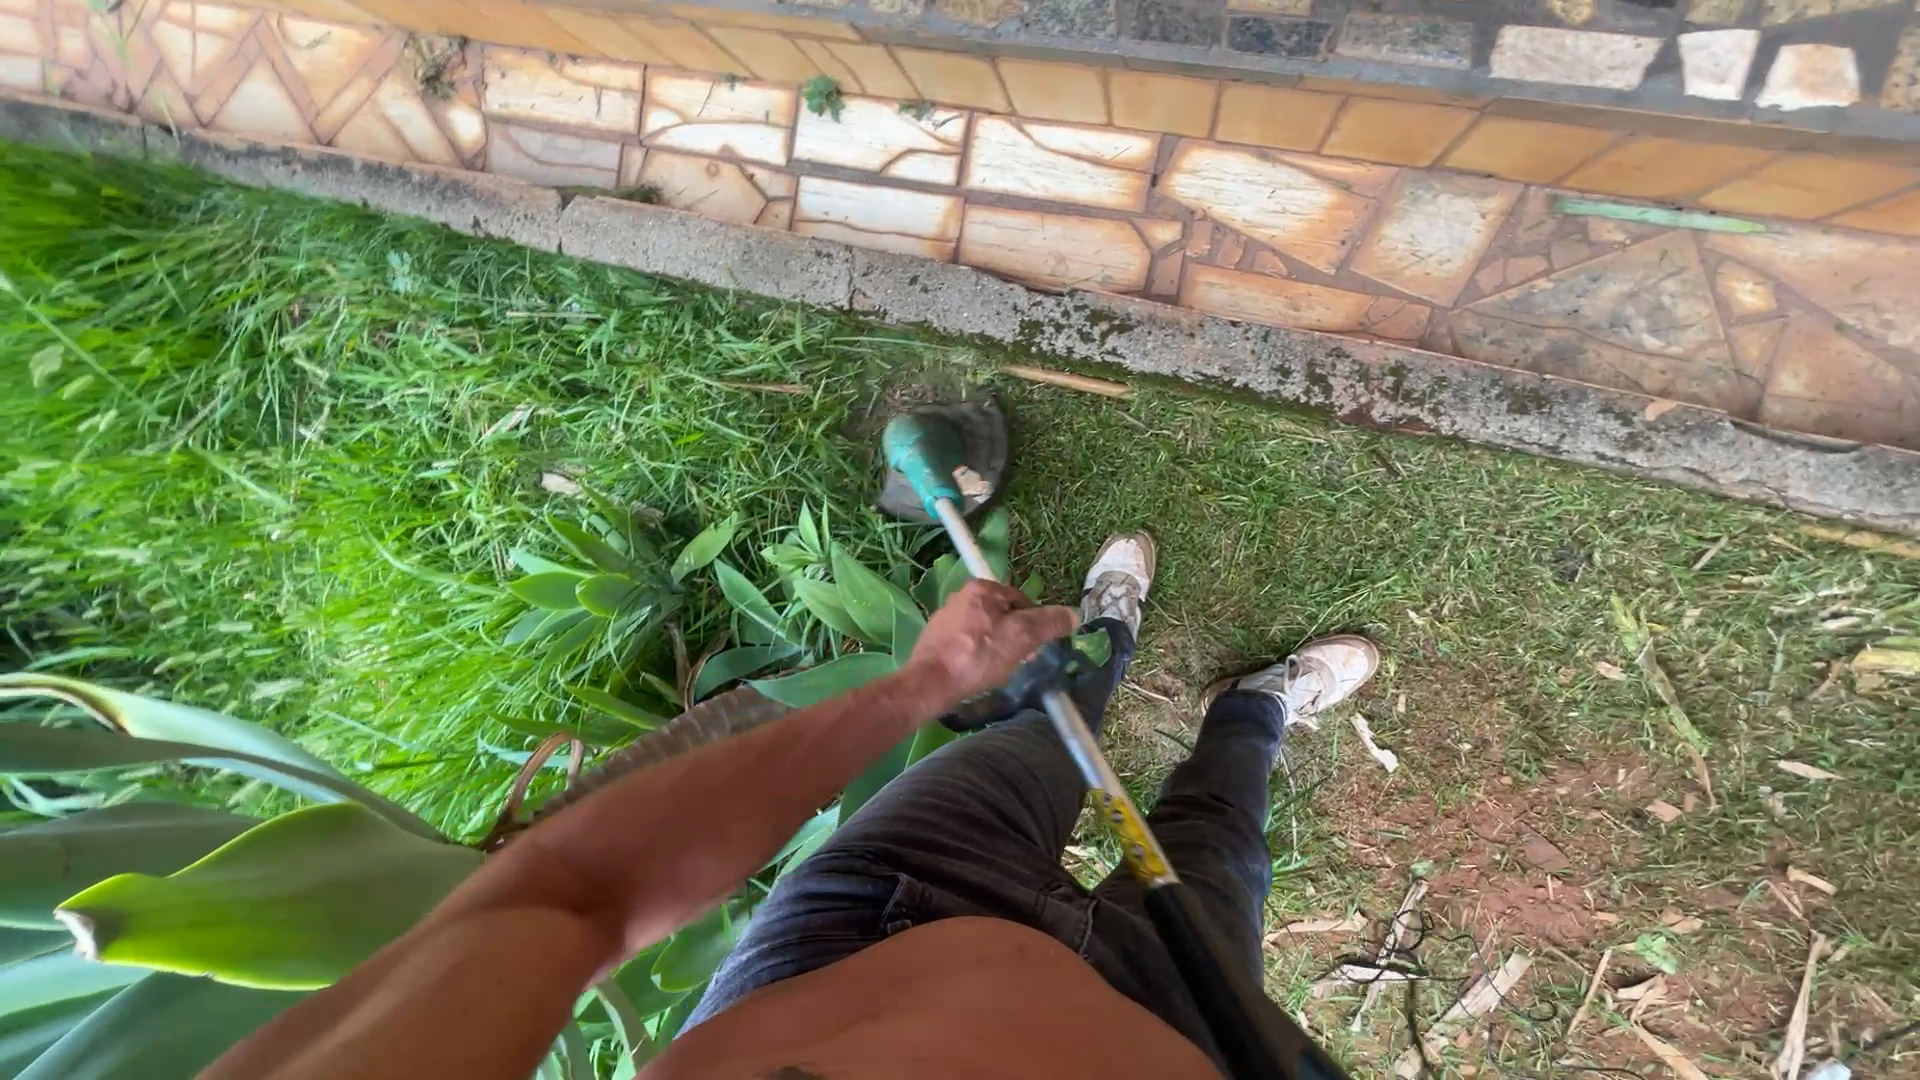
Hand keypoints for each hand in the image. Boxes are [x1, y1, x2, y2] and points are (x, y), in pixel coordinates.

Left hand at [906, 579, 1078, 703]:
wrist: (931, 683)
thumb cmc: (978, 656)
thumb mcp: (1021, 637)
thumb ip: (1048, 623)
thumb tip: (1072, 614)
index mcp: (982, 588)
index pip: (1022, 600)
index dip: (1036, 624)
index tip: (1037, 647)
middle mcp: (961, 596)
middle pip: (1004, 614)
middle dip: (1017, 636)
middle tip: (1023, 660)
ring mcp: (946, 618)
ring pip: (986, 629)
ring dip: (999, 646)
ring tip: (1002, 669)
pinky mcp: (936, 639)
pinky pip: (969, 642)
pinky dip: (979, 654)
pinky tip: (980, 671)